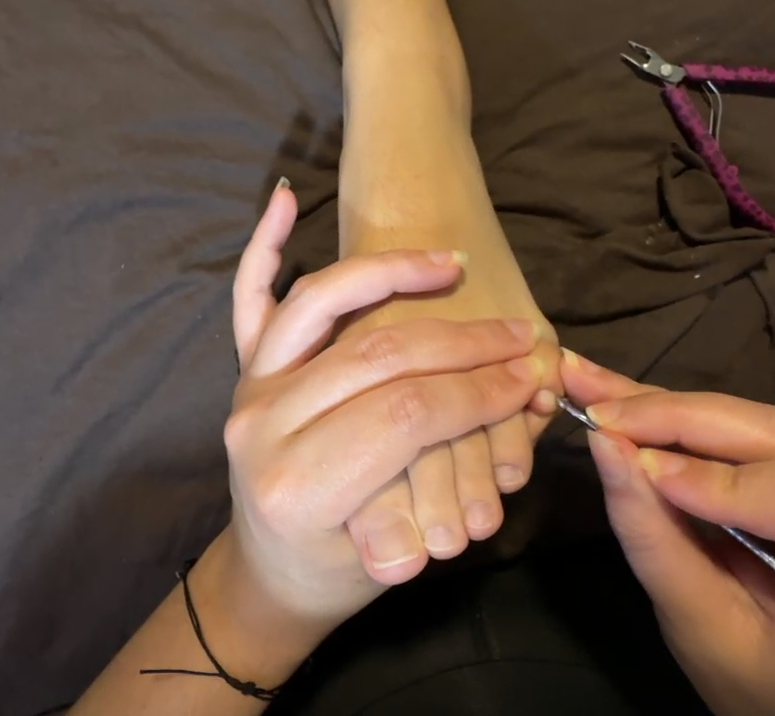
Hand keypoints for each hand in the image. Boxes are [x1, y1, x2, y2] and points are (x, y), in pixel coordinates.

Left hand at [221, 180, 544, 629]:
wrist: (267, 576)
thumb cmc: (336, 573)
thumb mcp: (396, 560)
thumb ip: (452, 489)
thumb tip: (526, 410)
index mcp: (299, 483)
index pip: (405, 415)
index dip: (477, 393)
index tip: (530, 380)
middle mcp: (262, 422)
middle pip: (377, 355)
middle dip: (460, 343)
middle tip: (517, 336)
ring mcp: (248, 385)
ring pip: (321, 303)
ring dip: (391, 273)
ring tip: (450, 263)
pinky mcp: (244, 367)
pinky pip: (247, 298)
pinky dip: (263, 246)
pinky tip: (283, 198)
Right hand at [562, 352, 774, 715]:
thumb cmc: (758, 684)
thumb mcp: (698, 628)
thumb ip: (653, 538)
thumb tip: (605, 446)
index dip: (727, 479)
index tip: (641, 469)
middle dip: (677, 419)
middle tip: (595, 412)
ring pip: (752, 420)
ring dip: (665, 405)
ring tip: (592, 389)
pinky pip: (740, 426)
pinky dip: (673, 411)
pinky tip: (620, 394)